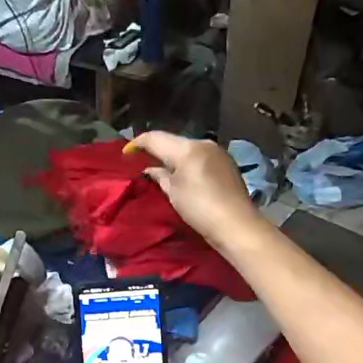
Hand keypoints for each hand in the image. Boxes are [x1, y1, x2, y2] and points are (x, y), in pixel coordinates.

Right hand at [125, 132, 263, 245]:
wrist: (237, 224)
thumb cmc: (200, 208)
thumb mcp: (173, 192)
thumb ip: (159, 176)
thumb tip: (151, 169)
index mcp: (188, 148)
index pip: (155, 138)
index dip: (137, 143)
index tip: (125, 153)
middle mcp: (204, 143)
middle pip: (173, 142)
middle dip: (157, 151)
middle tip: (142, 163)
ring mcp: (218, 152)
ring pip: (188, 149)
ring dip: (173, 157)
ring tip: (162, 171)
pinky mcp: (226, 164)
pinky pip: (200, 157)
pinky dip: (188, 163)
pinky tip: (184, 176)